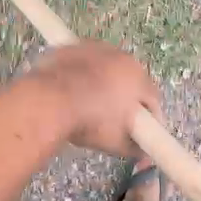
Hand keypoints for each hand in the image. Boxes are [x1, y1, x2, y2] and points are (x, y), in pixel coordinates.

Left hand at [25, 41, 159, 156]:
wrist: (48, 101)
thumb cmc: (90, 121)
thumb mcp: (117, 144)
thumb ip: (136, 148)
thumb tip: (144, 153)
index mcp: (139, 78)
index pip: (153, 100)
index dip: (149, 119)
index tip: (141, 134)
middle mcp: (122, 57)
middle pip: (131, 80)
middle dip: (126, 98)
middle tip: (114, 119)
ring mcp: (96, 48)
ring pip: (107, 69)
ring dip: (104, 83)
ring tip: (89, 104)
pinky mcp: (72, 47)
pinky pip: (83, 63)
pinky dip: (81, 74)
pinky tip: (70, 91)